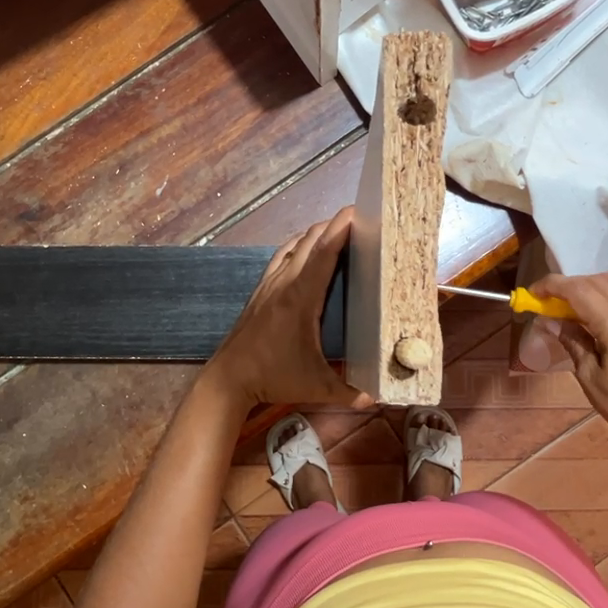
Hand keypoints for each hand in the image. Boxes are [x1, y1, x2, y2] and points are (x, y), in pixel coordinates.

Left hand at [207, 208, 372, 409]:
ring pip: (295, 245)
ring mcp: (269, 284)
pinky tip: (309, 251)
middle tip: (363, 222)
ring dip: (317, 234)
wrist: (229, 379)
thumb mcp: (316, 388)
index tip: (361, 211)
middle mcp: (284, 282)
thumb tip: (378, 397)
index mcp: (301, 297)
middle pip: (311, 240)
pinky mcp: (260, 290)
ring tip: (340, 233)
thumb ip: (350, 393)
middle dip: (335, 225)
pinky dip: (300, 246)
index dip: (342, 227)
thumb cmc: (273, 378)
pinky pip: (283, 256)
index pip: (324, 251)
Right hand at [530, 270, 607, 460]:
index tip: (532, 293)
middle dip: (570, 285)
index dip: (553, 286)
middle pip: (599, 283)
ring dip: (603, 282)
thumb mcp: (589, 375)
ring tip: (584, 299)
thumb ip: (572, 341)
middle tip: (548, 301)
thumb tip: (550, 321)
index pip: (579, 291)